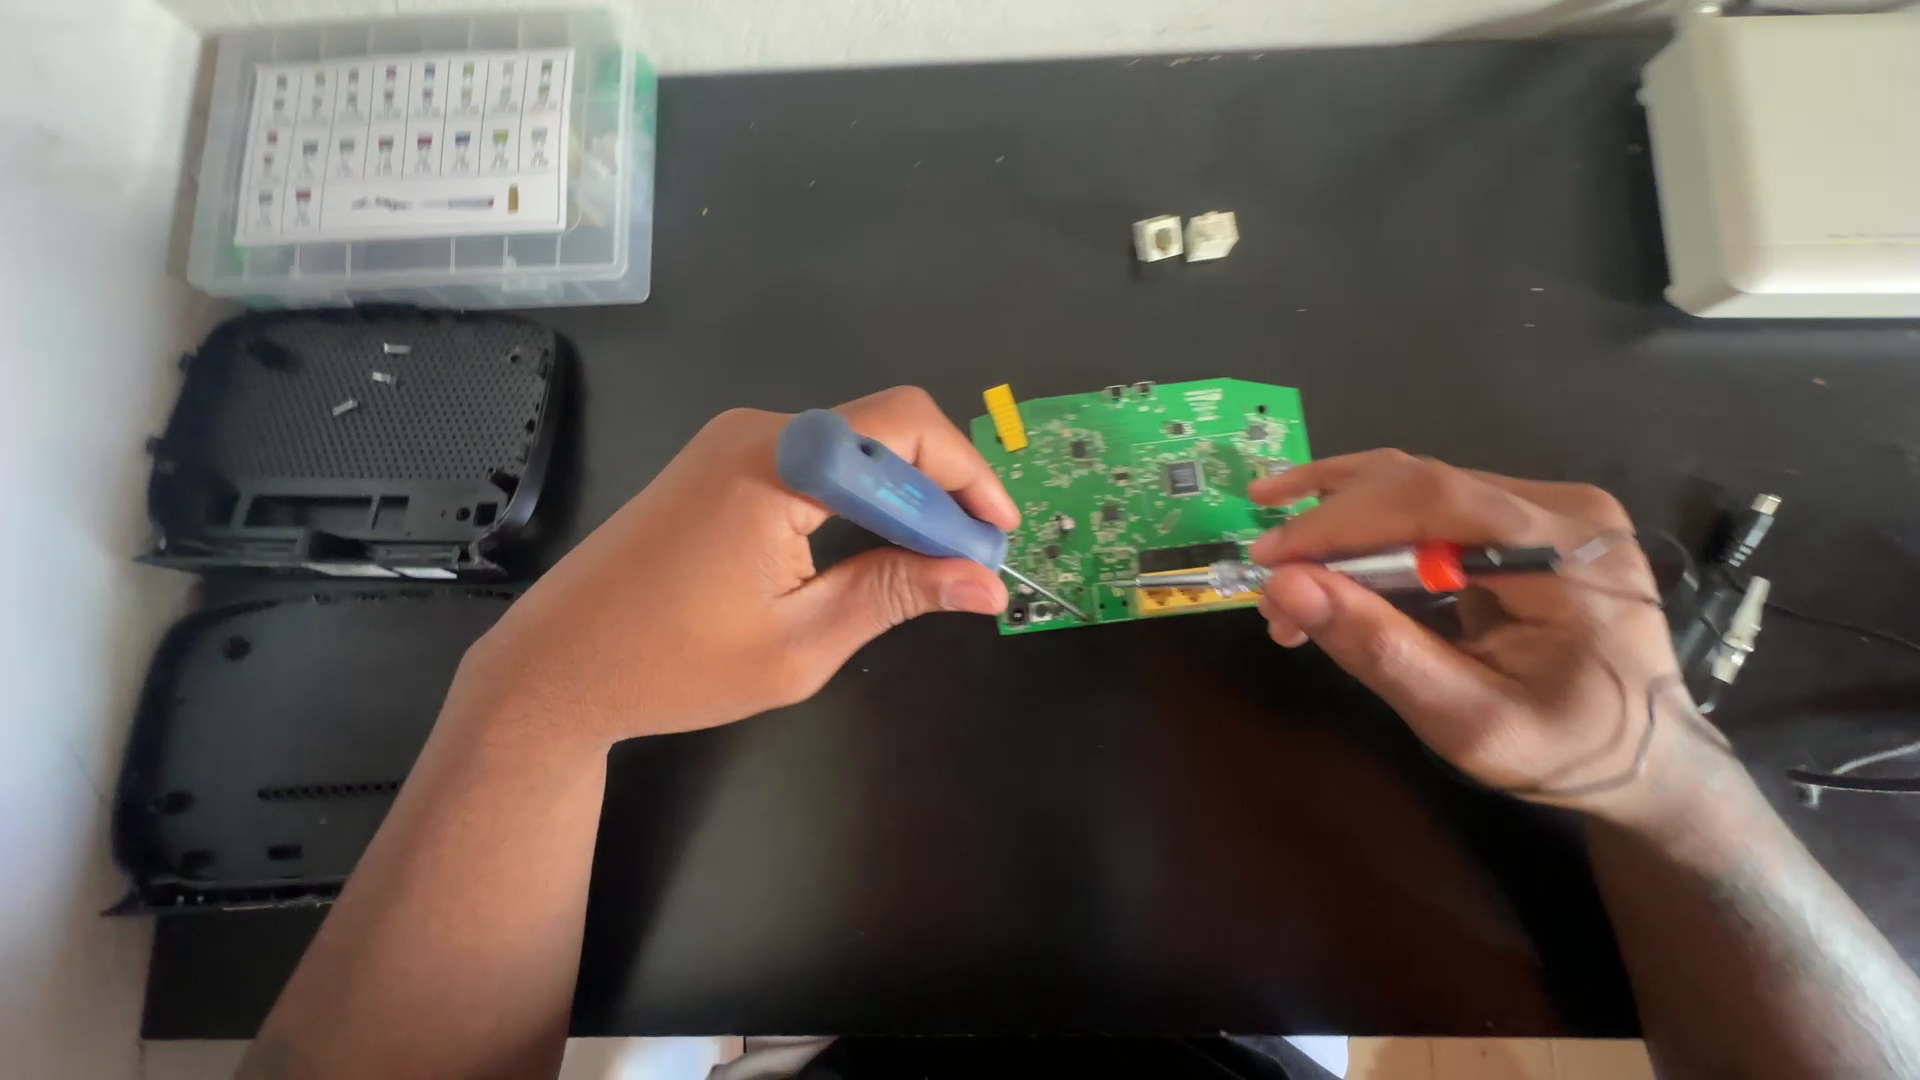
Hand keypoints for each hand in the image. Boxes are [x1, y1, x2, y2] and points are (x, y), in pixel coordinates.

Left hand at [449, 386, 1015, 748]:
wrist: (557, 665)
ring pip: (856, 445)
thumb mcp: (802, 641)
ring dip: (905, 495)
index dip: (968, 475)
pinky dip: (864, 497)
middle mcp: (758, 432)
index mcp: (775, 466)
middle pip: (885, 430)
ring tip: (936, 559)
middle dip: (943, 489)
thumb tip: (986, 581)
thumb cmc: (674, 665)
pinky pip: (820, 462)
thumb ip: (897, 594)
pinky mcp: (725, 461)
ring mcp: (735, 441)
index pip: (903, 431)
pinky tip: (879, 543)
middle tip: (973, 558)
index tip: (998, 535)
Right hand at [1248, 450, 1716, 817]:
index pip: (1430, 501)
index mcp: (1566, 555)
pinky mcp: (1523, 521)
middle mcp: (1560, 510)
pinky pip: (1425, 509)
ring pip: (1411, 488)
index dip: (1336, 521)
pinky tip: (1326, 562)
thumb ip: (1378, 648)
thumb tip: (1284, 585)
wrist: (1644, 762)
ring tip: (1285, 574)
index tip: (1267, 559)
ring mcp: (1544, 509)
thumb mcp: (1464, 719)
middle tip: (1268, 581)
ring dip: (1336, 527)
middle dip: (1326, 527)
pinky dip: (1365, 536)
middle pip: (1415, 483)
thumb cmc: (1562, 750)